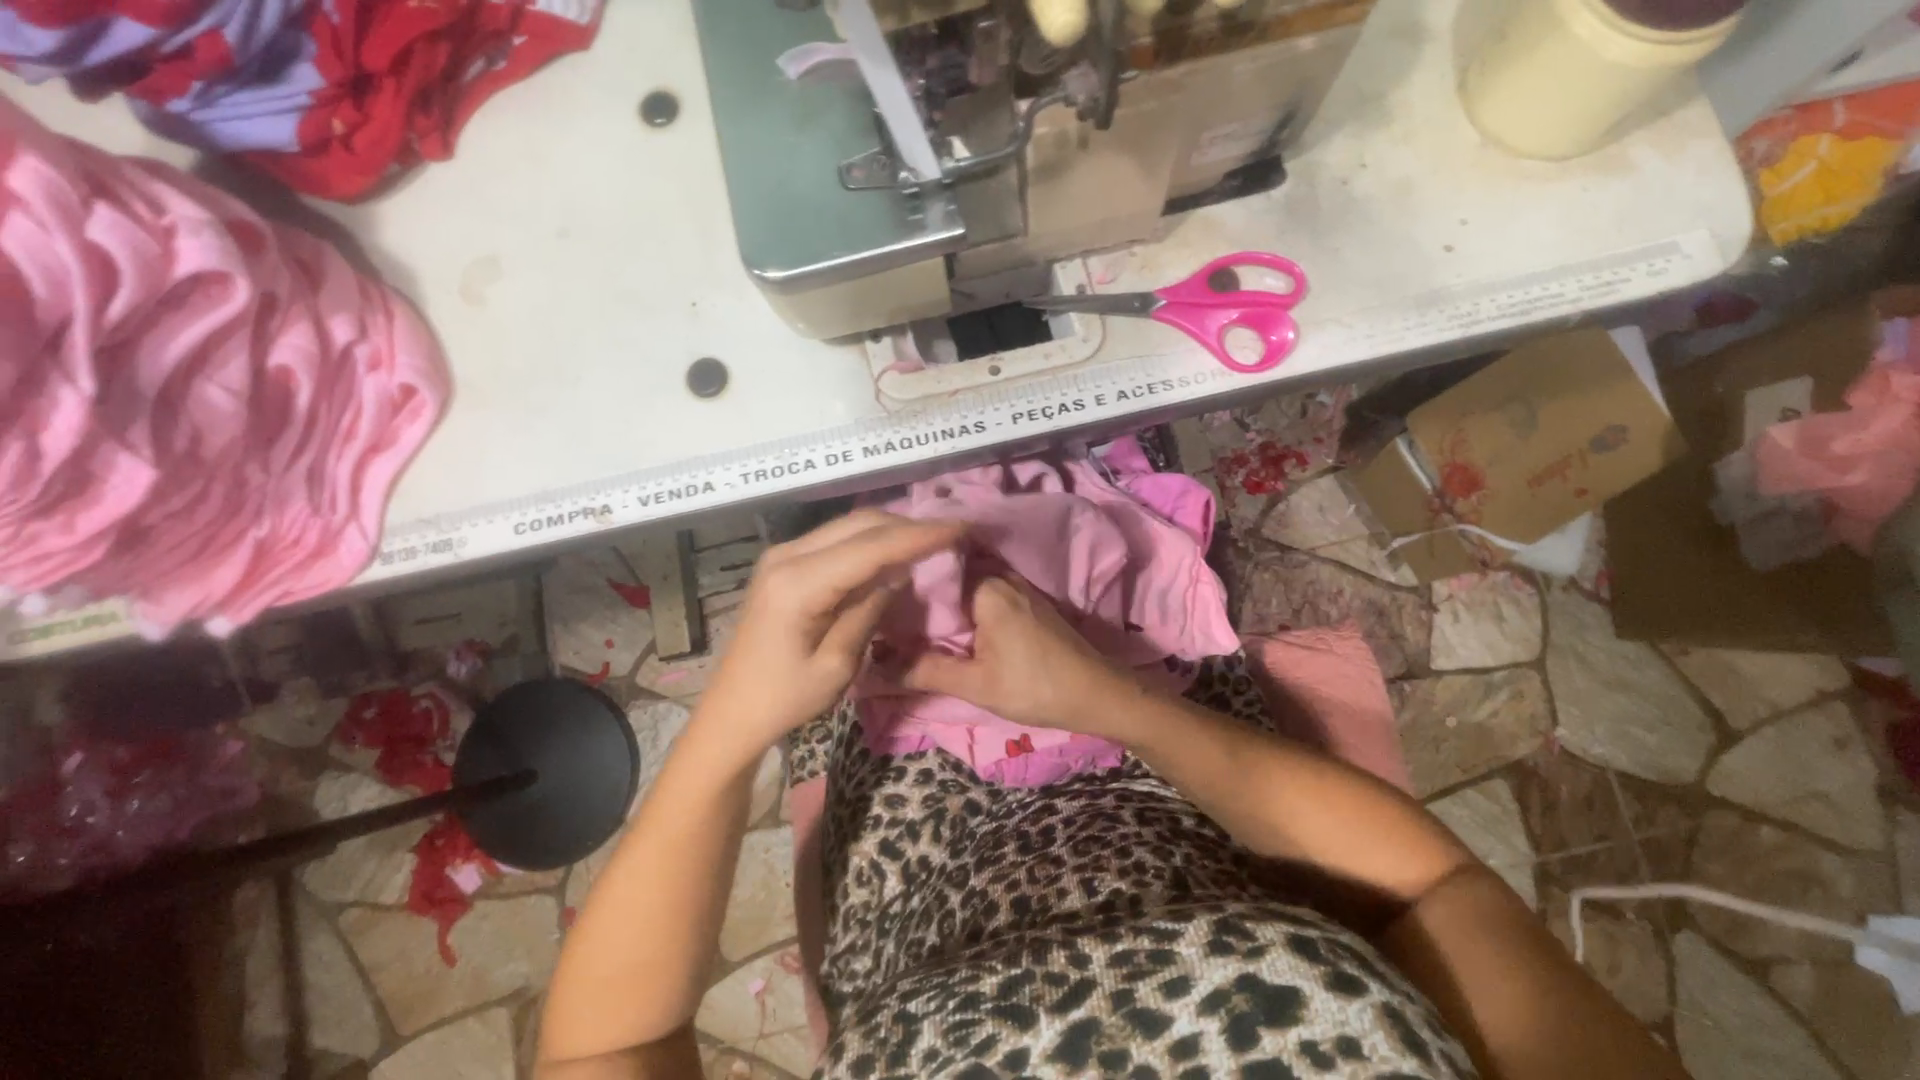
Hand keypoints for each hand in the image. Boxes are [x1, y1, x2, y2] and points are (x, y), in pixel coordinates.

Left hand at [695, 510, 964, 759]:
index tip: (961, 527)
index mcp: (798, 584)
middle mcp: (787, 556)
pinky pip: (836, 540)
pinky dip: (870, 542)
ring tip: (933, 538)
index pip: (871, 546)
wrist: (732, 710)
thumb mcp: (838, 665)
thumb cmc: (785, 698)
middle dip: (909, 525)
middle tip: (954, 531)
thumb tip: (901, 571)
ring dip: (891, 530)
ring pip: (849, 526)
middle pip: (860, 524)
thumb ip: (869, 609)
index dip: (919, 535)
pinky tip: (895, 552)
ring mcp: (781, 555)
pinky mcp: (783, 563)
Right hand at [897, 574, 1141, 737]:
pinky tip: (945, 625)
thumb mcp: (976, 685)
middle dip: (919, 594)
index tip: (875, 604)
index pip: (930, 574)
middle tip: (884, 612)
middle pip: (947, 576)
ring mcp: (1016, 585)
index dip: (901, 590)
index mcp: (985, 587)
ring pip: (965, 584)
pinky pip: (982, 592)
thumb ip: (925, 671)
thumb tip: (876, 665)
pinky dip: (962, 605)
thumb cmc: (1036, 687)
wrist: (1097, 693)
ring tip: (907, 619)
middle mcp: (1000, 575)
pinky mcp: (1025, 600)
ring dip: (941, 601)